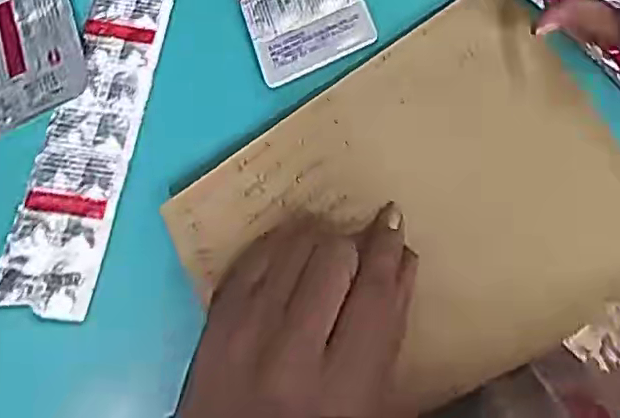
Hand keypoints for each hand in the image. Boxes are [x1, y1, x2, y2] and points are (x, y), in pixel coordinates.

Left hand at [176, 207, 417, 417]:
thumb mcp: (366, 407)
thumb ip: (389, 336)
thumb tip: (402, 259)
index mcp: (340, 393)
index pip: (374, 293)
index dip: (388, 247)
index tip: (392, 220)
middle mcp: (291, 356)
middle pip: (334, 256)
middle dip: (352, 245)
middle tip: (358, 250)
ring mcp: (247, 332)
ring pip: (295, 244)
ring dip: (317, 239)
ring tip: (326, 250)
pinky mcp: (216, 320)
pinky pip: (256, 254)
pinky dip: (279, 245)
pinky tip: (291, 251)